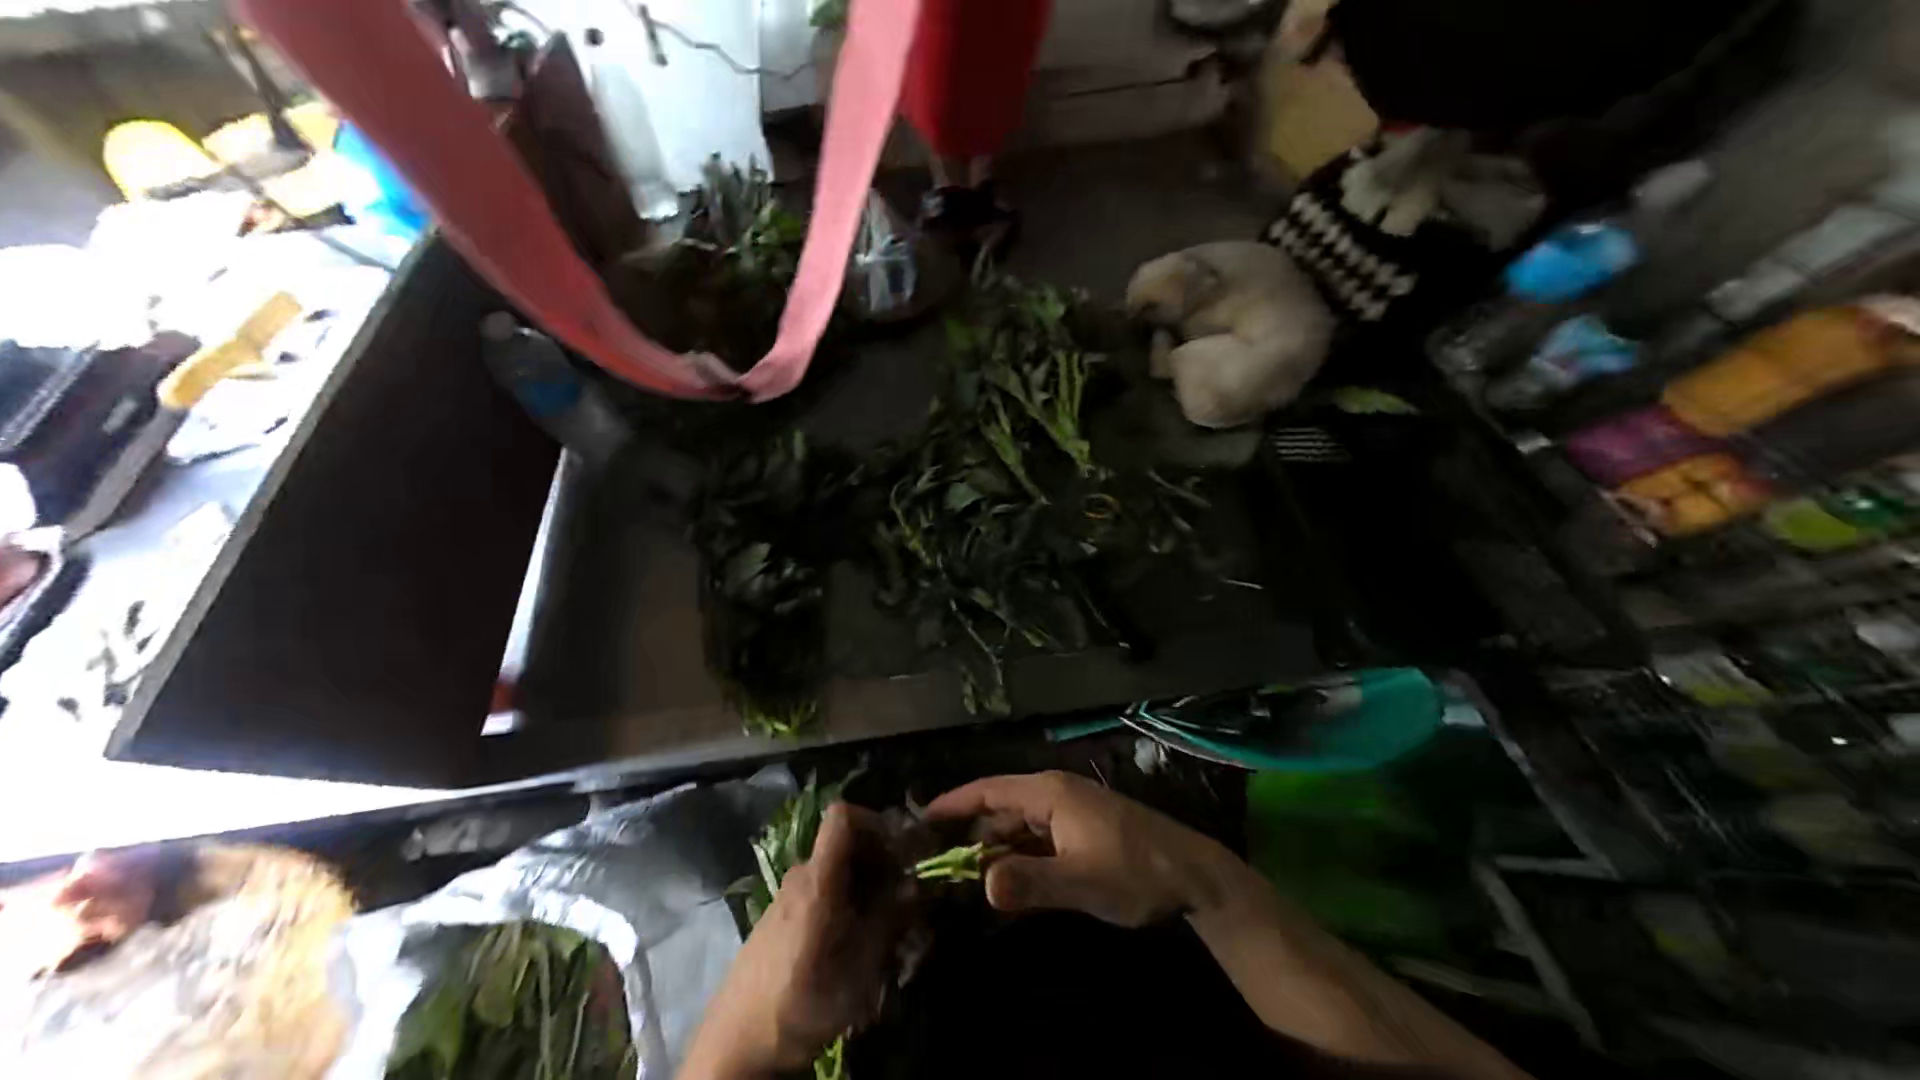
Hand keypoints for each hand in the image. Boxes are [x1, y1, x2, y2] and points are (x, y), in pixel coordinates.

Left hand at [682, 803, 903, 1078]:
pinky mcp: (780, 917)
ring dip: (865, 886)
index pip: (842, 814)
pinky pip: (820, 891)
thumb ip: (890, 919)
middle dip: (879, 860)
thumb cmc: (802, 1001)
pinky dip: (844, 902)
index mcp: (818, 878)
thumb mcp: (860, 968)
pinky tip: (851, 942)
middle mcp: (800, 875)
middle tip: (903, 894)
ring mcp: (786, 895)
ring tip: (883, 925)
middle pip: (845, 843)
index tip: (900, 850)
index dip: (875, 820)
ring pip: (835, 870)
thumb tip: (916, 883)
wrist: (735, 1044)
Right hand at [926, 771, 1246, 926]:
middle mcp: (1055, 795)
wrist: (1194, 876)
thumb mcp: (1082, 882)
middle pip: (1000, 808)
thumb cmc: (1136, 872)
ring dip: (994, 848)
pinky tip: (1007, 881)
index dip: (954, 802)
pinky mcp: (1082, 832)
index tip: (921, 818)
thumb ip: (1031, 883)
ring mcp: (1070, 813)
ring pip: (1019, 826)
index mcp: (1049, 794)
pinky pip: (1037, 839)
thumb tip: (982, 884)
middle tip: (935, 860)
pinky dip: (1018, 856)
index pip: (989, 790)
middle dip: (970, 832)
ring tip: (962, 876)